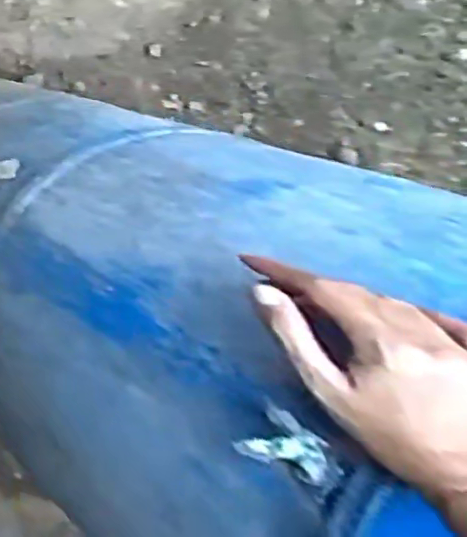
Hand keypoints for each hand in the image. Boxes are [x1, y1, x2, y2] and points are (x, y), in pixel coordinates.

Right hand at [243, 255, 466, 508]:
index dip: (285, 272)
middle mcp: (425, 339)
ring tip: (330, 308)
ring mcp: (459, 349)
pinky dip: (408, 310)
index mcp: (386, 344)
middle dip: (318, 287)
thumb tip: (263, 291)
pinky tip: (393, 316)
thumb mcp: (328, 389)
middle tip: (284, 291)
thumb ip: (294, 336)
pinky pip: (442, 321)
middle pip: (361, 295)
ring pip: (397, 305)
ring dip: (356, 299)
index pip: (326, 290)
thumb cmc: (389, 436)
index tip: (251, 261)